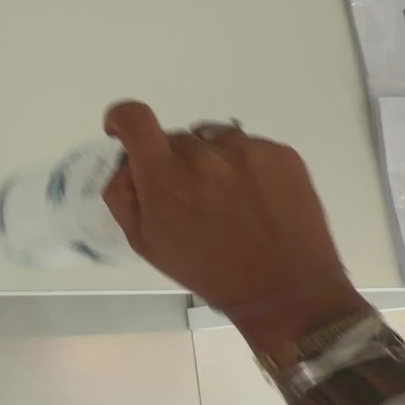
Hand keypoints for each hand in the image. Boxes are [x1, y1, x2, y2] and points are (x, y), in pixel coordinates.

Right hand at [101, 101, 367, 354]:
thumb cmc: (203, 268)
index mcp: (165, 176)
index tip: (124, 134)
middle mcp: (204, 154)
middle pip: (173, 137)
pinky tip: (249, 196)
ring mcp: (247, 150)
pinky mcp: (280, 153)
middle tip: (185, 195)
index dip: (122, 119)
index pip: (135, 118)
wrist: (282, 286)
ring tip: (222, 196)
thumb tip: (125, 166)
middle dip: (170, 160)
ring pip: (211, 139)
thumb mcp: (143, 242)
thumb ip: (122, 196)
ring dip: (207, 158)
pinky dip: (241, 164)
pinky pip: (247, 146)